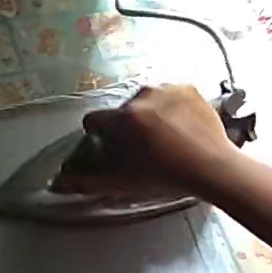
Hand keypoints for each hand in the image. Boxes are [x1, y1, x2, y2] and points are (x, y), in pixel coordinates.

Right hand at [73, 85, 242, 197]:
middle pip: (121, 110)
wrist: (213, 168)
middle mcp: (143, 97)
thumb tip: (58, 183)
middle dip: (127, 124)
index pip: (94, 120)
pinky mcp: (190, 89)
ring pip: (145, 101)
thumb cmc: (164, 175)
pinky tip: (177, 125)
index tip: (111, 145)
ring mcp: (168, 90)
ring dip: (148, 113)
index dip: (99, 134)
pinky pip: (169, 95)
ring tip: (161, 135)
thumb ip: (85, 182)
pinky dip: (170, 106)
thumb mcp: (120, 182)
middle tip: (141, 145)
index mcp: (122, 117)